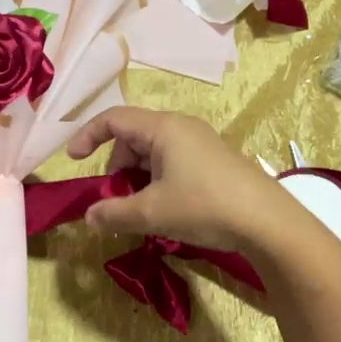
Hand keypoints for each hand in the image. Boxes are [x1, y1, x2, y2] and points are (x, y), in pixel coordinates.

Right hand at [67, 107, 314, 252]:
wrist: (267, 222)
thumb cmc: (204, 207)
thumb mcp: (151, 213)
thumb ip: (113, 213)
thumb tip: (89, 216)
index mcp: (164, 129)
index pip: (114, 119)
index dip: (87, 136)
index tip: (73, 161)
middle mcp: (181, 128)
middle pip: (132, 138)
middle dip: (116, 168)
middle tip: (115, 200)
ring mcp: (200, 144)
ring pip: (152, 154)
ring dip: (136, 179)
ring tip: (140, 211)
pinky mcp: (213, 162)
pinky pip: (171, 163)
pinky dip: (156, 182)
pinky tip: (164, 211)